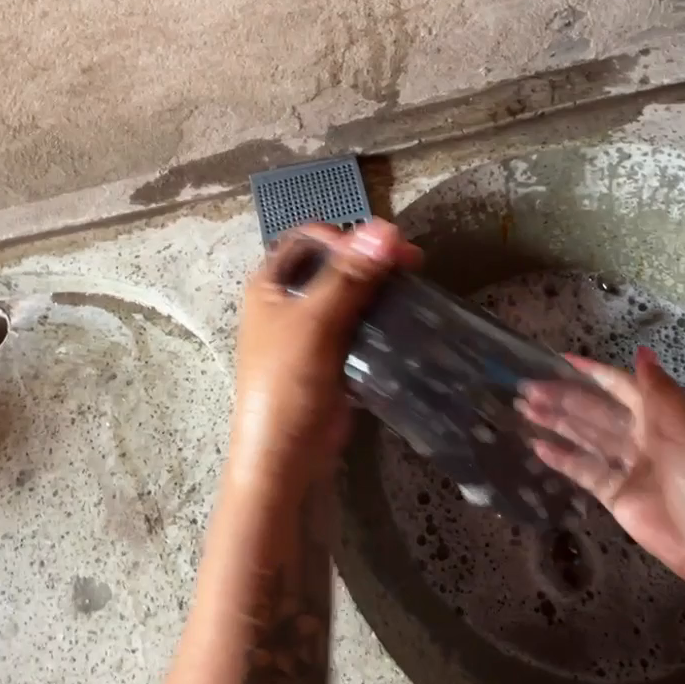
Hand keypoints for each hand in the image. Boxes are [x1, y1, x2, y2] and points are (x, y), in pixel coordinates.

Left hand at [231, 220, 420, 488]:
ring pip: (349, 292)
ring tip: (414, 285)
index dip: (344, 236)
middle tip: (411, 262)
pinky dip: (379, 314)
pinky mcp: (332, 354)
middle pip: (333, 263)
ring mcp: (311, 328)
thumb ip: (349, 276)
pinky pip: (358, 322)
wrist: (284, 454)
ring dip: (378, 285)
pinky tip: (405, 314)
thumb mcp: (315, 322)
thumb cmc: (286, 382)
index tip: (383, 246)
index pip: (309, 239)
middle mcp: (288, 300)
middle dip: (369, 258)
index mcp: (270, 284)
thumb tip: (385, 229)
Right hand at [518, 348, 684, 585]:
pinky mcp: (616, 495)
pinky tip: (537, 445)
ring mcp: (628, 467)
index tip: (560, 359)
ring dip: (556, 422)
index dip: (592, 372)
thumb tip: (641, 351)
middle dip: (563, 397)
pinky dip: (561, 458)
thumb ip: (657, 389)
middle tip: (527, 388)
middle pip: (596, 411)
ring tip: (524, 409)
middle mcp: (643, 436)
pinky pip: (584, 470)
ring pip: (586, 437)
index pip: (620, 386)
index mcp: (662, 416)